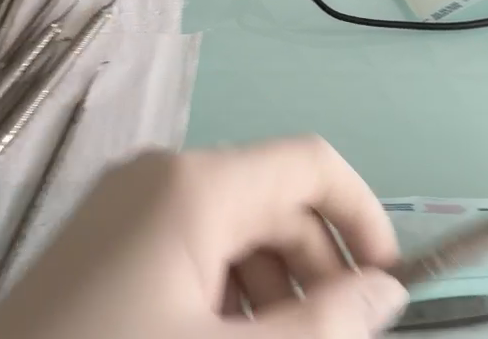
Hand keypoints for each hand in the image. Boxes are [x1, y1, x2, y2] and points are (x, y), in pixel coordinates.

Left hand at [0, 135, 408, 338]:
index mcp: (194, 183)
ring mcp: (122, 202)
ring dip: (268, 287)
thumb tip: (386, 291)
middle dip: (313, 267)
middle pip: (270, 198)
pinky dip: (220, 290)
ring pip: (230, 227)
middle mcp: (160, 173)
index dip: (361, 217)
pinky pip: (186, 246)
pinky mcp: (99, 238)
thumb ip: (322, 325)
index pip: (310, 164)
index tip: (388, 290)